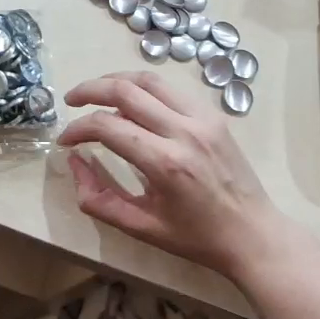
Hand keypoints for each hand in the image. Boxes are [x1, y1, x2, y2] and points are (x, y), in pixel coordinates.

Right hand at [59, 72, 290, 285]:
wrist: (254, 235)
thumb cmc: (197, 238)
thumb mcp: (141, 227)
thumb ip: (98, 199)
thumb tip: (75, 162)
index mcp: (165, 163)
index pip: (107, 126)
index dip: (78, 129)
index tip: (65, 141)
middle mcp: (183, 131)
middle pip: (125, 90)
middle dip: (89, 90)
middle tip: (71, 101)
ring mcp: (203, 118)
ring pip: (149, 80)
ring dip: (116, 80)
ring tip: (96, 92)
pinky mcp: (214, 115)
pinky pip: (171, 89)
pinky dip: (144, 88)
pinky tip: (132, 101)